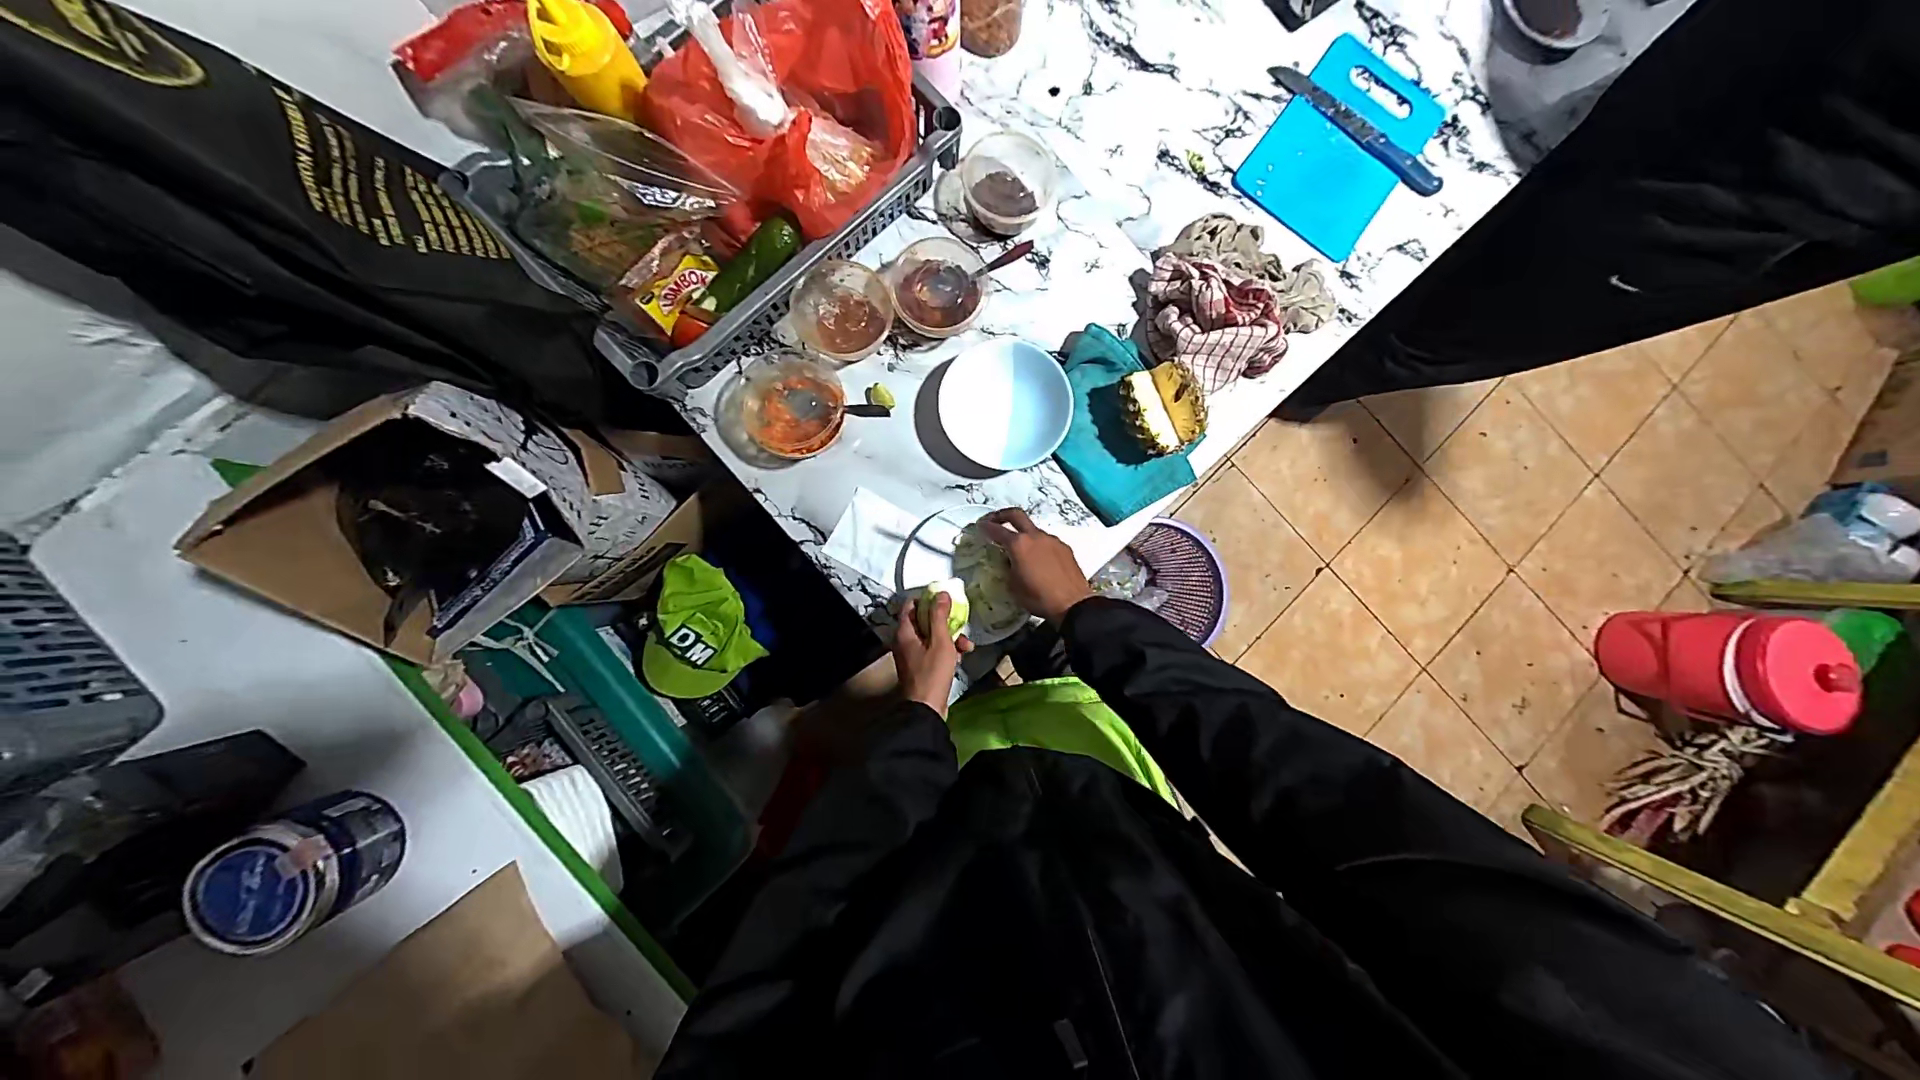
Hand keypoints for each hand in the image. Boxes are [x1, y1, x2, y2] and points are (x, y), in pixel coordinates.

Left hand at [893, 593, 972, 716]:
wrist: (926, 709)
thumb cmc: (932, 673)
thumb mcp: (940, 642)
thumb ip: (940, 616)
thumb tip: (941, 594)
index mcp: (904, 632)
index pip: (911, 605)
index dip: (928, 599)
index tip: (946, 600)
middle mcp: (904, 641)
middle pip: (924, 621)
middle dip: (944, 622)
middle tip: (960, 624)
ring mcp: (911, 655)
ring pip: (931, 637)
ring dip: (950, 638)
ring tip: (965, 646)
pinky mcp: (920, 666)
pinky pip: (933, 650)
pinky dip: (946, 651)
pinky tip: (960, 657)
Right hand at [977, 508, 1092, 624]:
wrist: (1072, 603)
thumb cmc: (1038, 597)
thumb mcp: (1013, 586)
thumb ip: (1007, 568)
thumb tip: (1007, 562)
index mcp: (1019, 545)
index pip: (997, 530)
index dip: (986, 527)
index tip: (980, 526)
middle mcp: (1035, 537)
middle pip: (1016, 515)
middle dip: (1002, 515)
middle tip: (994, 520)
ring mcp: (1052, 540)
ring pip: (1033, 529)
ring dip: (1023, 533)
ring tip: (1019, 547)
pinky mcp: (1064, 548)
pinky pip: (1046, 541)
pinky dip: (1038, 544)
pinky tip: (1038, 558)